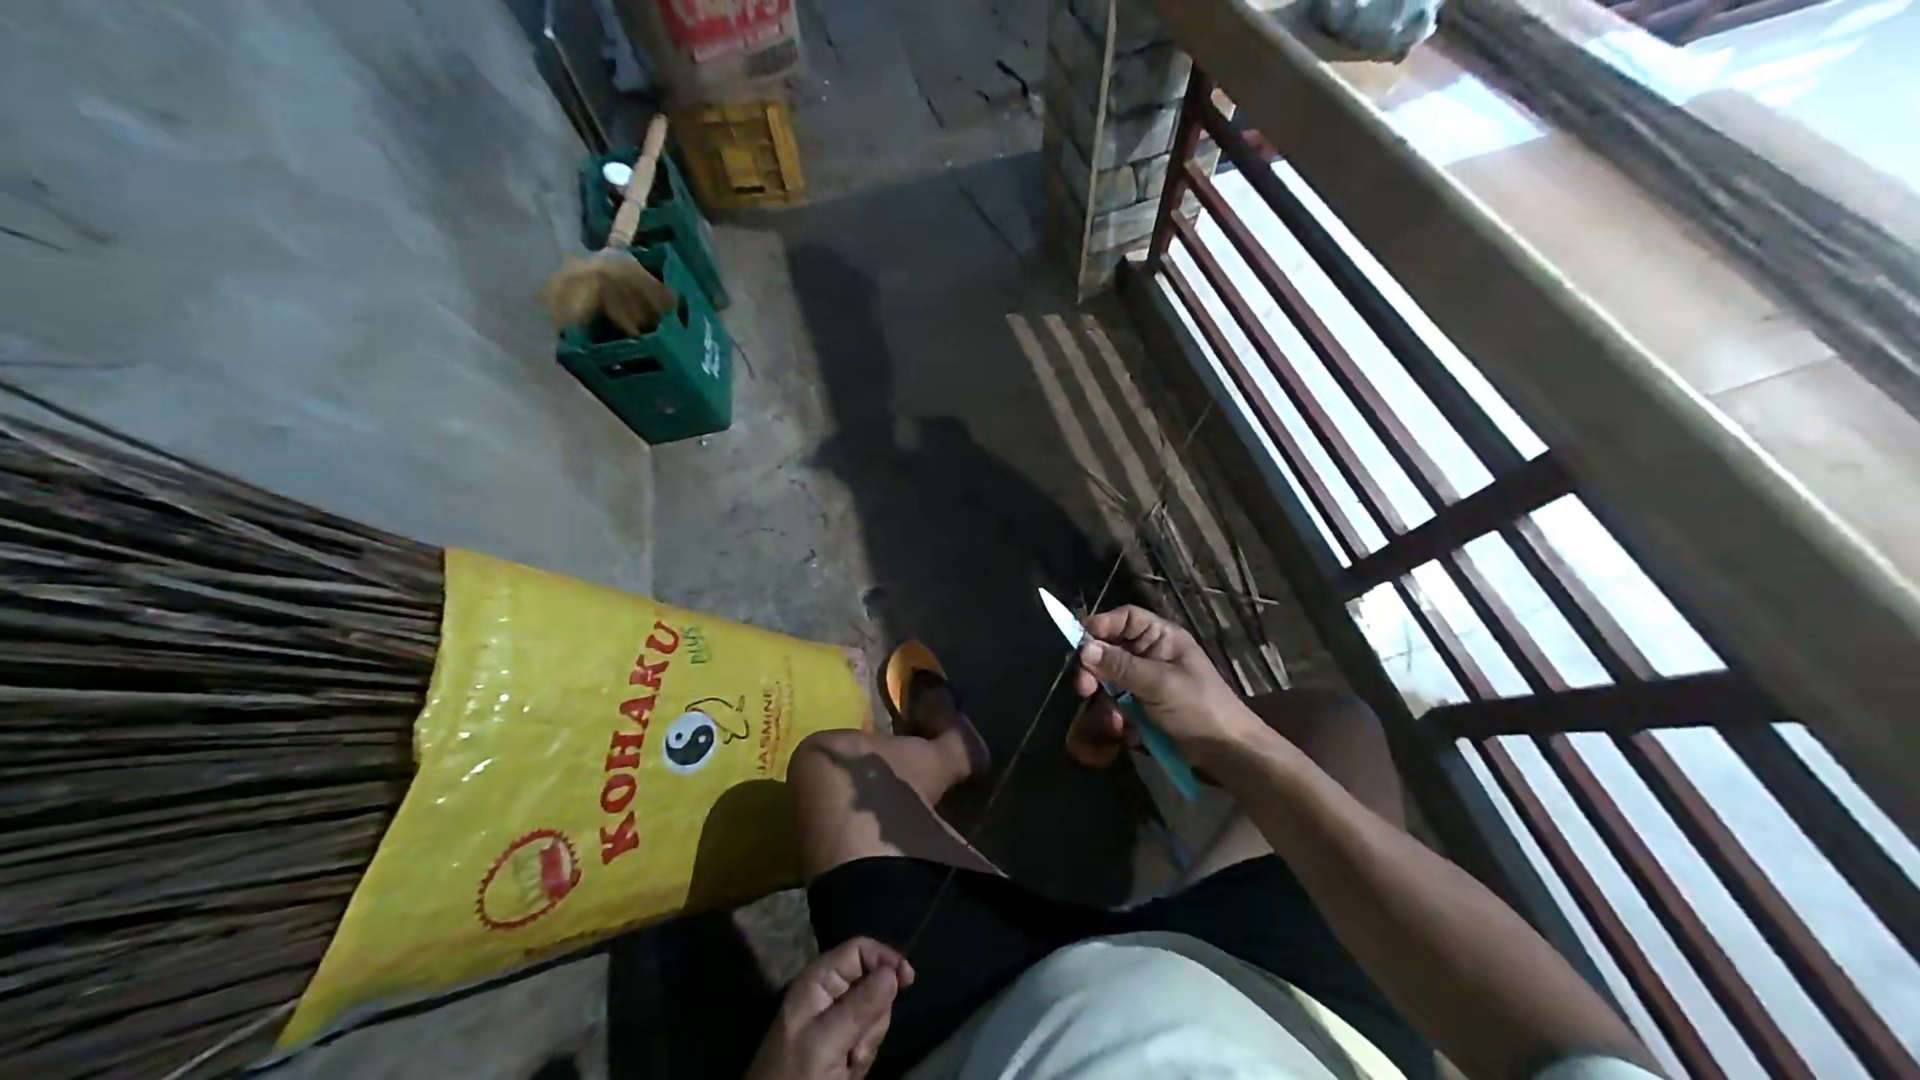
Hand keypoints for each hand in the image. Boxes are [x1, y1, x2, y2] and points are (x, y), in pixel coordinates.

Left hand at [745, 937, 913, 1079]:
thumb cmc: (795, 1079)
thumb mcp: (825, 1044)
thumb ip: (859, 1007)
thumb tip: (893, 971)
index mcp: (817, 981)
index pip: (859, 949)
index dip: (886, 958)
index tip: (908, 980)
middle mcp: (827, 994)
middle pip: (872, 983)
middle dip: (873, 1015)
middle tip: (856, 1046)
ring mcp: (834, 1021)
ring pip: (873, 1013)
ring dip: (868, 1040)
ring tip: (847, 1064)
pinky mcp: (840, 1044)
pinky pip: (867, 1038)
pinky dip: (862, 1056)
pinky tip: (846, 1072)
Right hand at [1071, 605, 1267, 767]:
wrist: (1225, 751)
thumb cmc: (1199, 707)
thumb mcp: (1159, 684)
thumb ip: (1120, 666)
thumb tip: (1084, 649)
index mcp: (1162, 637)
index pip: (1125, 618)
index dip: (1101, 625)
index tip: (1079, 643)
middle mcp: (1150, 653)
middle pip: (1109, 649)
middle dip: (1095, 670)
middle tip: (1085, 689)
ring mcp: (1144, 680)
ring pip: (1108, 679)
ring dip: (1106, 700)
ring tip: (1114, 720)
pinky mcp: (1140, 704)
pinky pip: (1116, 702)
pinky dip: (1115, 716)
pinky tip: (1124, 730)